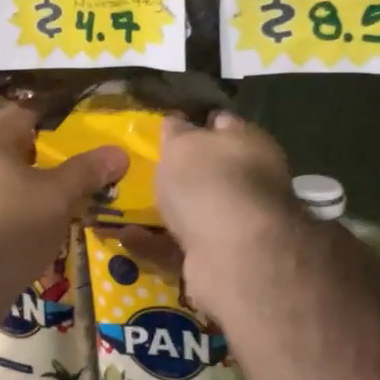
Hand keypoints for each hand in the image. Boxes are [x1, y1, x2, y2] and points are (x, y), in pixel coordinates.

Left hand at [0, 106, 126, 294]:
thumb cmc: (11, 226)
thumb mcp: (58, 196)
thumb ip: (87, 171)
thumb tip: (119, 152)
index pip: (27, 113)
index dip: (59, 118)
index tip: (89, 130)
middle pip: (18, 148)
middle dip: (53, 158)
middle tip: (89, 168)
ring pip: (11, 181)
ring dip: (40, 188)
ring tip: (75, 199)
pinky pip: (2, 207)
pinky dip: (25, 211)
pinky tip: (48, 227)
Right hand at [115, 112, 297, 320]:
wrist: (233, 256)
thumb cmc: (209, 183)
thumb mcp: (183, 144)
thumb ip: (177, 132)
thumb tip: (175, 122)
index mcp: (249, 143)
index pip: (223, 123)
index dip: (196, 122)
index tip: (166, 127)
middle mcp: (252, 181)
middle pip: (212, 170)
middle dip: (183, 171)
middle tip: (144, 168)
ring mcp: (240, 222)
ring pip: (197, 209)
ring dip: (166, 210)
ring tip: (127, 205)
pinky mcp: (222, 257)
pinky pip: (181, 244)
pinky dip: (156, 242)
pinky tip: (127, 237)